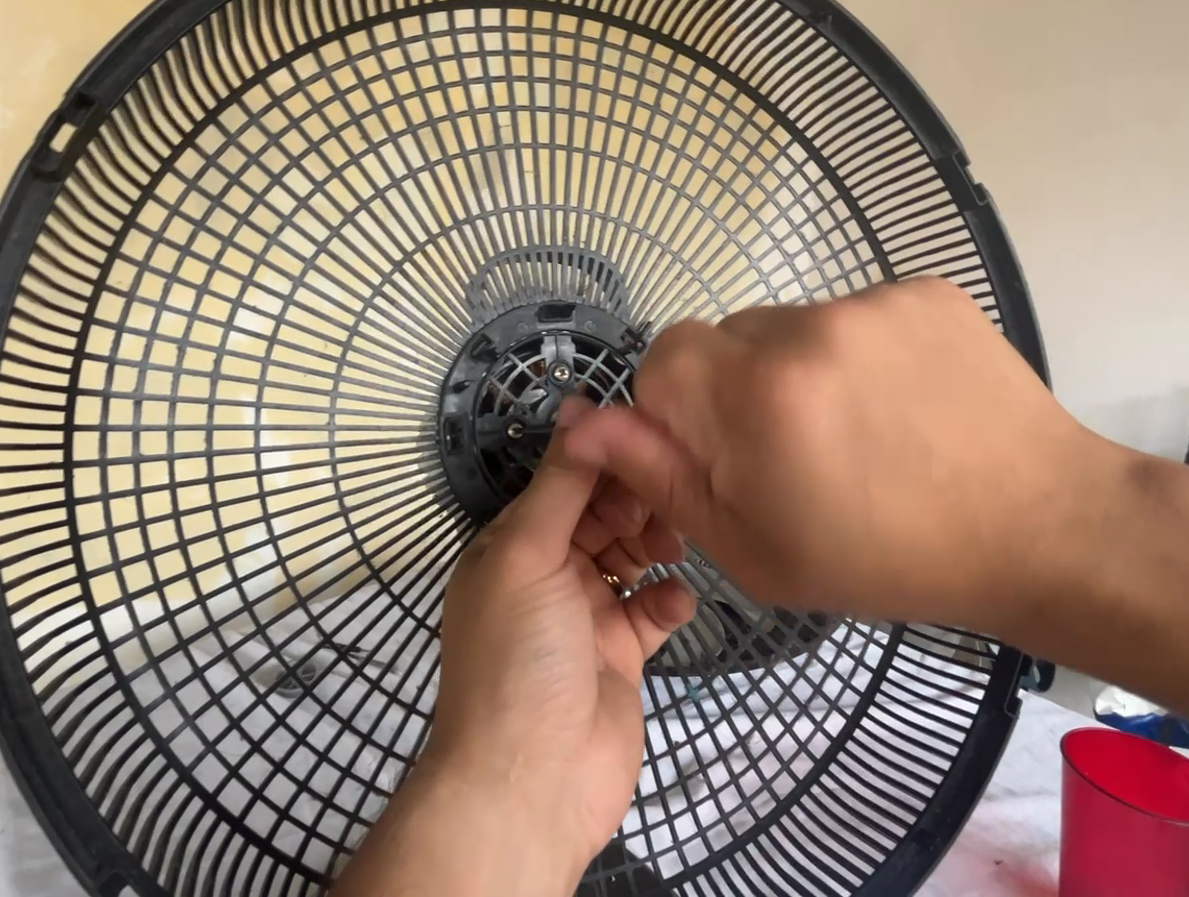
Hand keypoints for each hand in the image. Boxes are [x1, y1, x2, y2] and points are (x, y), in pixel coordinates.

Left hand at [335, 417, 696, 894]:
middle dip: (632, 505)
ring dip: (652, 545)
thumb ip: (559, 484)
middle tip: (666, 505)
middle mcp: (546, 573)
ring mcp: (583, 615)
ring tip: (672, 549)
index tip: (648, 447)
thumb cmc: (520, 653)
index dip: (603, 465)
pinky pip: (649, 611)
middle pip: (599, 517)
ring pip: (628, 557)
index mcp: (512, 545)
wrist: (533, 780)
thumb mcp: (528, 554)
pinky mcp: (619, 655)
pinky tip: (676, 600)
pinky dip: (665, 600)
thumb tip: (577, 408)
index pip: (563, 484)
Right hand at [563, 277, 1119, 631]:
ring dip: (792, 369)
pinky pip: (848, 313)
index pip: (659, 361)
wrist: (1041, 530)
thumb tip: (581, 421)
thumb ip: (658, 476)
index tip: (727, 456)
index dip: (679, 412)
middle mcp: (803, 327)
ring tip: (852, 426)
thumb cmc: (880, 559)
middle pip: (722, 339)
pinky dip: (851, 352)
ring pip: (783, 325)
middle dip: (732, 388)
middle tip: (791, 449)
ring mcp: (869, 300)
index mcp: (753, 395)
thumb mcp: (749, 546)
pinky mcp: (921, 289)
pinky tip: (895, 402)